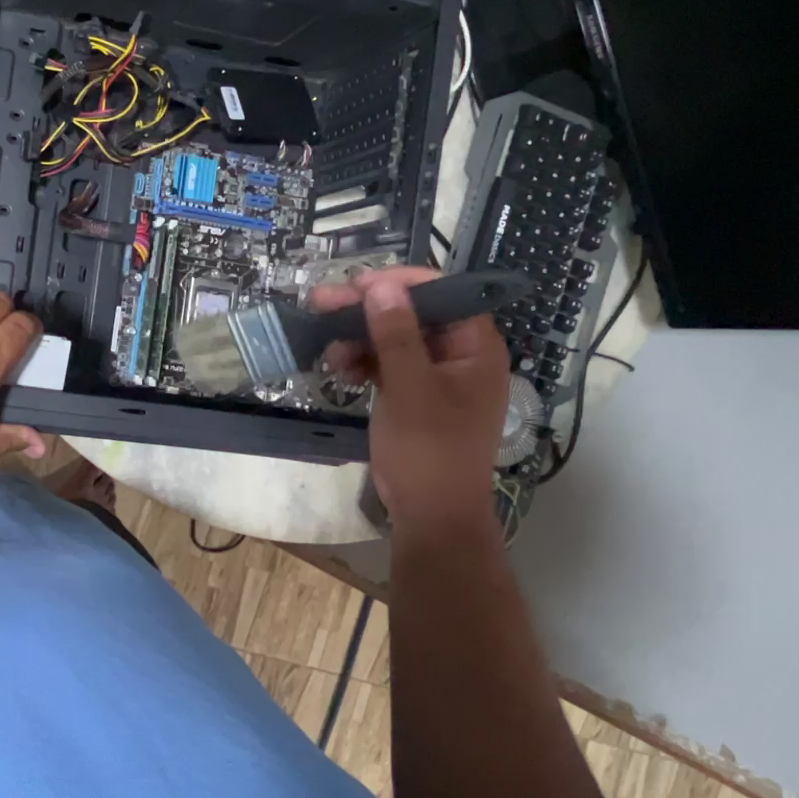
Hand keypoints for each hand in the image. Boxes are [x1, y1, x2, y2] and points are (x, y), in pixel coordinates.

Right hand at [311, 267, 509, 528]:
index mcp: (476, 347)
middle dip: (367, 309)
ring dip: (358, 336)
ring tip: (325, 343)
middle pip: (412, 314)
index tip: (357, 284)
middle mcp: (459, 355)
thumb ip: (395, 334)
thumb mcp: (410, 388)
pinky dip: (362, 361)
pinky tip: (337, 366)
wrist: (431, 515)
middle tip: (322, 303)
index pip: (444, 294)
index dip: (401, 283)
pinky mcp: (412, 395)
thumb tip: (380, 285)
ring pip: (393, 338)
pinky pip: (386, 364)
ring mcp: (434, 376)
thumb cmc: (430, 451)